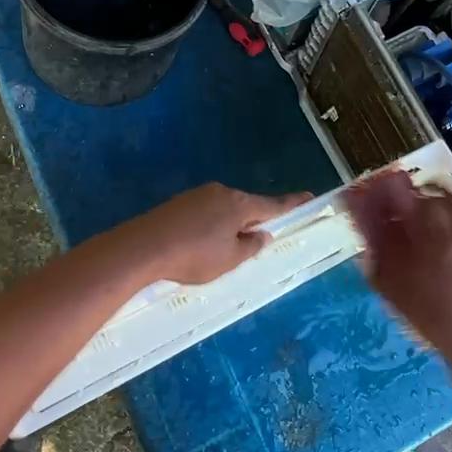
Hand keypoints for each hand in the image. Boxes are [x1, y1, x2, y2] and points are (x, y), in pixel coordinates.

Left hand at [99, 183, 310, 285]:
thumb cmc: (193, 256)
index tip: (309, 197)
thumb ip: (250, 246)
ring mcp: (197, 195)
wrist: (142, 247)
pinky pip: (205, 213)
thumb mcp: (229, 260)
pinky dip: (209, 226)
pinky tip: (199, 245)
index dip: (291, 204)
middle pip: (246, 206)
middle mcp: (221, 192)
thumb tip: (262, 233)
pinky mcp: (179, 203)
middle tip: (254, 242)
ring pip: (224, 209)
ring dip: (228, 225)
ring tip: (220, 252)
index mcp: (239, 205)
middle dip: (252, 221)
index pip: (273, 205)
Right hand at [344, 170, 451, 362]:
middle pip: (438, 199)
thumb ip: (381, 254)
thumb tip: (372, 228)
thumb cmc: (433, 322)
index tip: (385, 188)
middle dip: (420, 200)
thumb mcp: (396, 291)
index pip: (411, 200)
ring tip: (431, 227)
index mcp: (435, 240)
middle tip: (407, 212)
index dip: (395, 191)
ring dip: (442, 211)